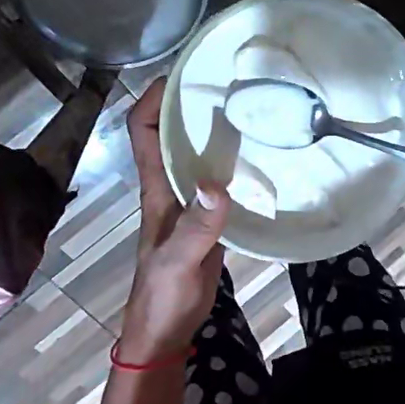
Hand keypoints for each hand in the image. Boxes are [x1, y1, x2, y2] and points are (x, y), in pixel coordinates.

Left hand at [120, 78, 229, 363]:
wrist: (167, 328)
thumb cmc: (162, 295)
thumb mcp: (178, 261)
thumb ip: (196, 227)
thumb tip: (216, 185)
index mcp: (154, 188)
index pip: (143, 130)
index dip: (154, 99)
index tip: (182, 74)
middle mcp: (169, 186)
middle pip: (171, 133)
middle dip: (190, 103)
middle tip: (227, 80)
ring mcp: (188, 201)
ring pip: (196, 153)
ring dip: (214, 129)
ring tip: (250, 106)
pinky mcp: (208, 218)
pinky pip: (219, 178)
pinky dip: (234, 162)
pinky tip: (261, 156)